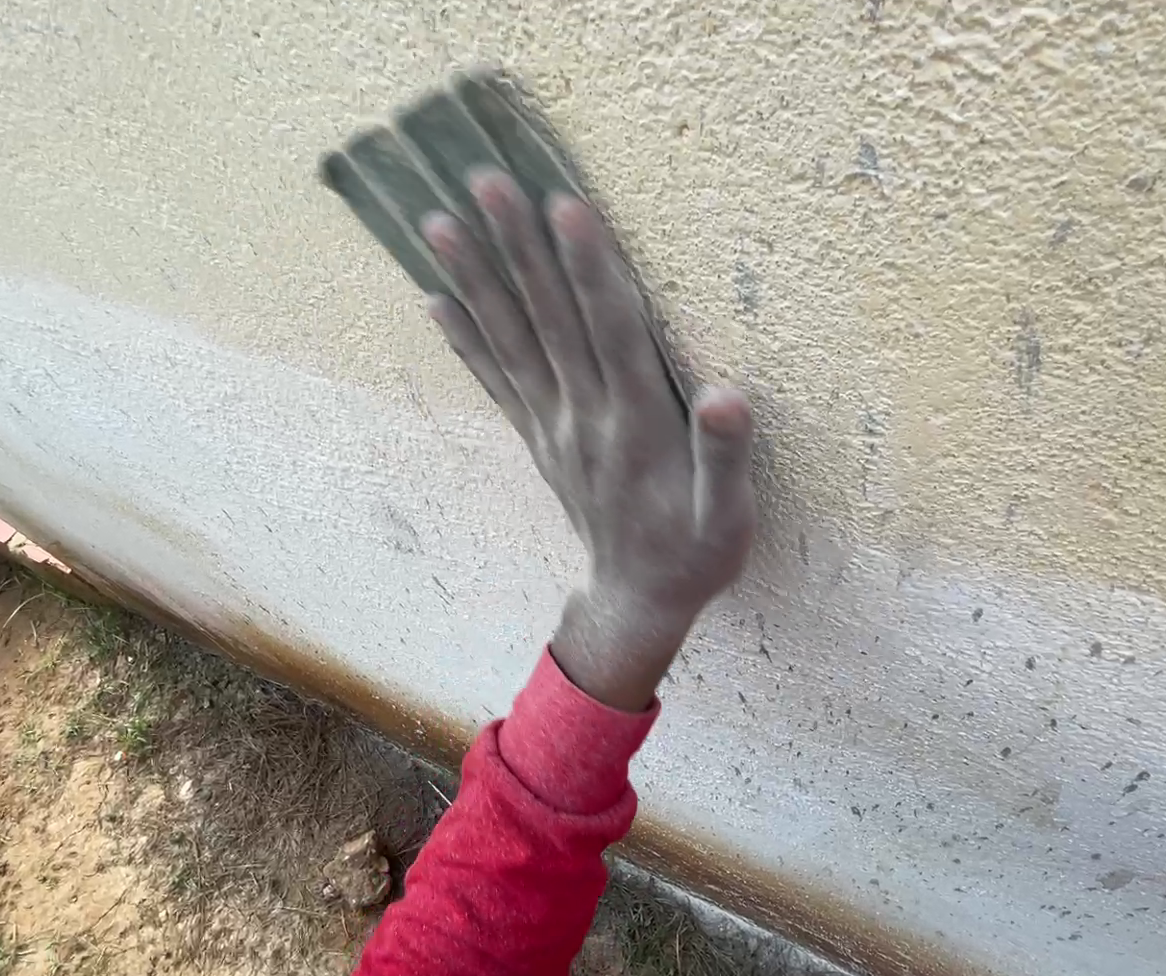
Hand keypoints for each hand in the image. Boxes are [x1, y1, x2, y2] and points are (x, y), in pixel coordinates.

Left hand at [420, 171, 755, 709]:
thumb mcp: (728, 519)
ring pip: (513, 345)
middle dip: (519, 250)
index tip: (563, 205)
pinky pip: (497, 385)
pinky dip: (466, 343)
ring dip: (476, 282)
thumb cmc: (693, 556)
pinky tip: (437, 303)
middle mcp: (586, 419)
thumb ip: (725, 458)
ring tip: (438, 225)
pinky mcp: (540, 443)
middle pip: (550, 322)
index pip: (611, 332)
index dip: (590, 268)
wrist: (638, 602)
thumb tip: (728, 397)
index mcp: (638, 426)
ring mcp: (555, 430)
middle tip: (484, 183)